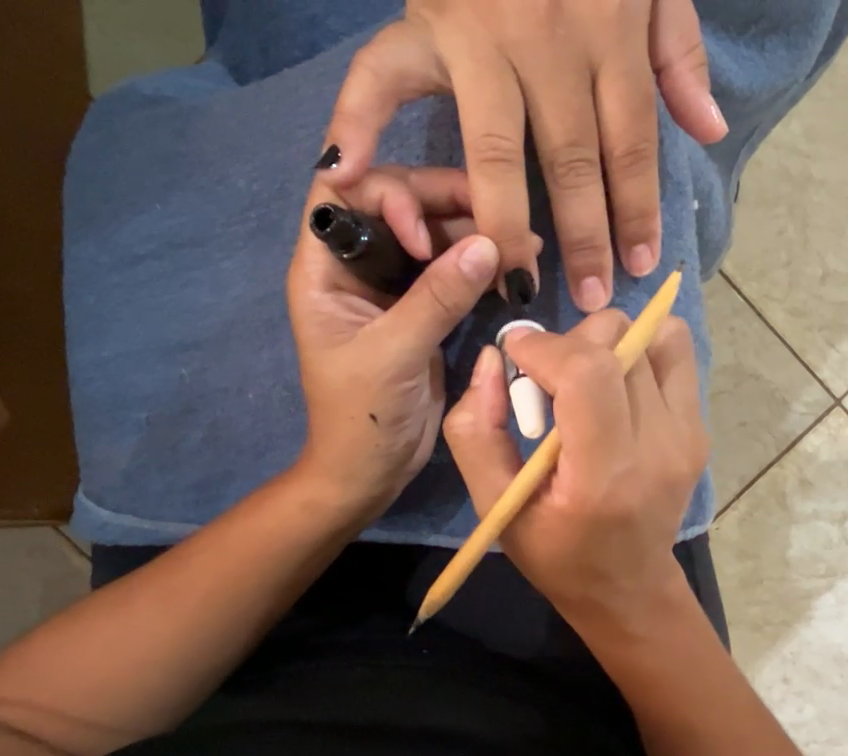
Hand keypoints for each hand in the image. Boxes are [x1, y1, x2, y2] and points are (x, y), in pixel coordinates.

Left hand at [286, 166, 507, 516]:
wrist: (372, 471)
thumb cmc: (362, 416)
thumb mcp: (394, 354)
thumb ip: (437, 298)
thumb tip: (488, 245)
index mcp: (325, 268)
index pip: (342, 191)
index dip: (386, 194)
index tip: (426, 235)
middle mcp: (358, 265)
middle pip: (398, 204)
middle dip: (446, 204)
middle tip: (499, 219)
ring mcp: (394, 286)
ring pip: (432, 234)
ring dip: (474, 232)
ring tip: (522, 246)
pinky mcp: (425, 309)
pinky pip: (454, 270)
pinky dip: (483, 265)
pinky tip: (517, 269)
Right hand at [320, 0, 726, 313]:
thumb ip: (679, 54)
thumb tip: (710, 130)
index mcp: (609, 34)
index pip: (630, 144)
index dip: (637, 210)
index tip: (641, 266)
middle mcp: (549, 44)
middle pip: (569, 160)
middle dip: (583, 235)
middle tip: (587, 299)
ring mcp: (482, 37)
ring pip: (495, 150)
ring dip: (505, 223)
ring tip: (514, 282)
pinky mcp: (426, 23)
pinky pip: (381, 74)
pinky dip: (358, 118)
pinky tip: (345, 173)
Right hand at [442, 312, 707, 625]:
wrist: (628, 586)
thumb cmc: (556, 553)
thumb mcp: (496, 506)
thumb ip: (477, 433)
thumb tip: (491, 359)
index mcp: (603, 476)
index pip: (588, 373)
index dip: (545, 348)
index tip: (515, 355)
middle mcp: (657, 447)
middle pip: (621, 342)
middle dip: (571, 343)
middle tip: (549, 379)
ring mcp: (687, 435)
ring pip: (653, 333)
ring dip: (610, 342)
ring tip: (585, 379)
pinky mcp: (699, 428)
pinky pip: (674, 352)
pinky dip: (639, 351)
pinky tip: (616, 386)